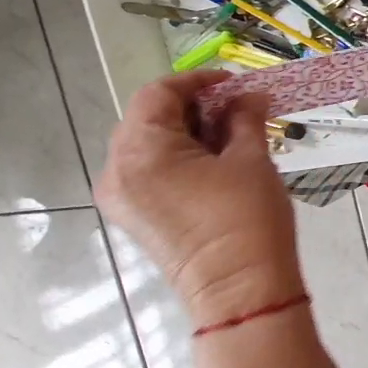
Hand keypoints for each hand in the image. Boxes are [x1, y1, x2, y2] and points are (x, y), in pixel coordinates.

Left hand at [95, 70, 302, 324]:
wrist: (239, 286)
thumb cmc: (247, 217)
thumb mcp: (251, 159)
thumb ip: (244, 119)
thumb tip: (249, 96)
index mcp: (140, 150)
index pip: (158, 94)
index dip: (199, 81)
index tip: (236, 84)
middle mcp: (116, 170)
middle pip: (148, 119)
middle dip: (194, 108)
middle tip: (240, 110)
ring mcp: (121, 197)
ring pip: (148, 146)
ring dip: (188, 133)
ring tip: (234, 138)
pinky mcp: (135, 216)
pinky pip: (150, 172)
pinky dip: (180, 158)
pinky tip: (217, 165)